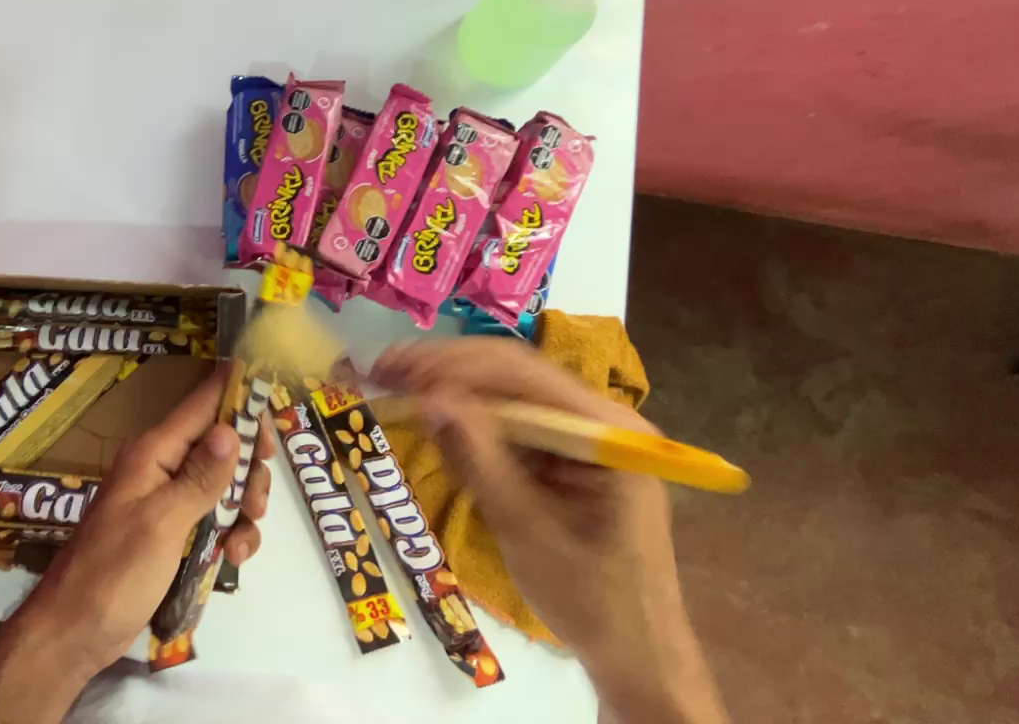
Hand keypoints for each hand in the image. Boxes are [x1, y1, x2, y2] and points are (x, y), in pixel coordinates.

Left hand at [0, 364, 273, 723]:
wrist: (77, 631)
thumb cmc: (114, 572)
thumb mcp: (163, 523)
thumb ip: (200, 478)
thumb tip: (231, 428)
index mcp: (154, 452)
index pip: (201, 404)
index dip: (237, 392)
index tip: (274, 390)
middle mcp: (162, 466)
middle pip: (221, 444)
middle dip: (249, 468)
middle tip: (257, 502)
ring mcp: (167, 499)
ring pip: (224, 483)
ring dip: (243, 508)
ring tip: (242, 542)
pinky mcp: (173, 531)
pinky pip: (214, 517)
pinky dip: (231, 534)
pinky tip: (233, 558)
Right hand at [370, 339, 726, 723]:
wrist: (636, 653)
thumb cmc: (590, 599)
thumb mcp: (524, 527)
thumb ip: (478, 458)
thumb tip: (429, 397)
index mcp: (606, 430)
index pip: (518, 372)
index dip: (448, 364)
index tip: (392, 368)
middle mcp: (599, 416)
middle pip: (511, 370)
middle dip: (443, 368)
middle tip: (381, 370)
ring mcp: (583, 431)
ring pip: (506, 388)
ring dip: (449, 384)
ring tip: (394, 383)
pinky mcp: (566, 450)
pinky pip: (510, 417)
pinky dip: (467, 414)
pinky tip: (431, 413)